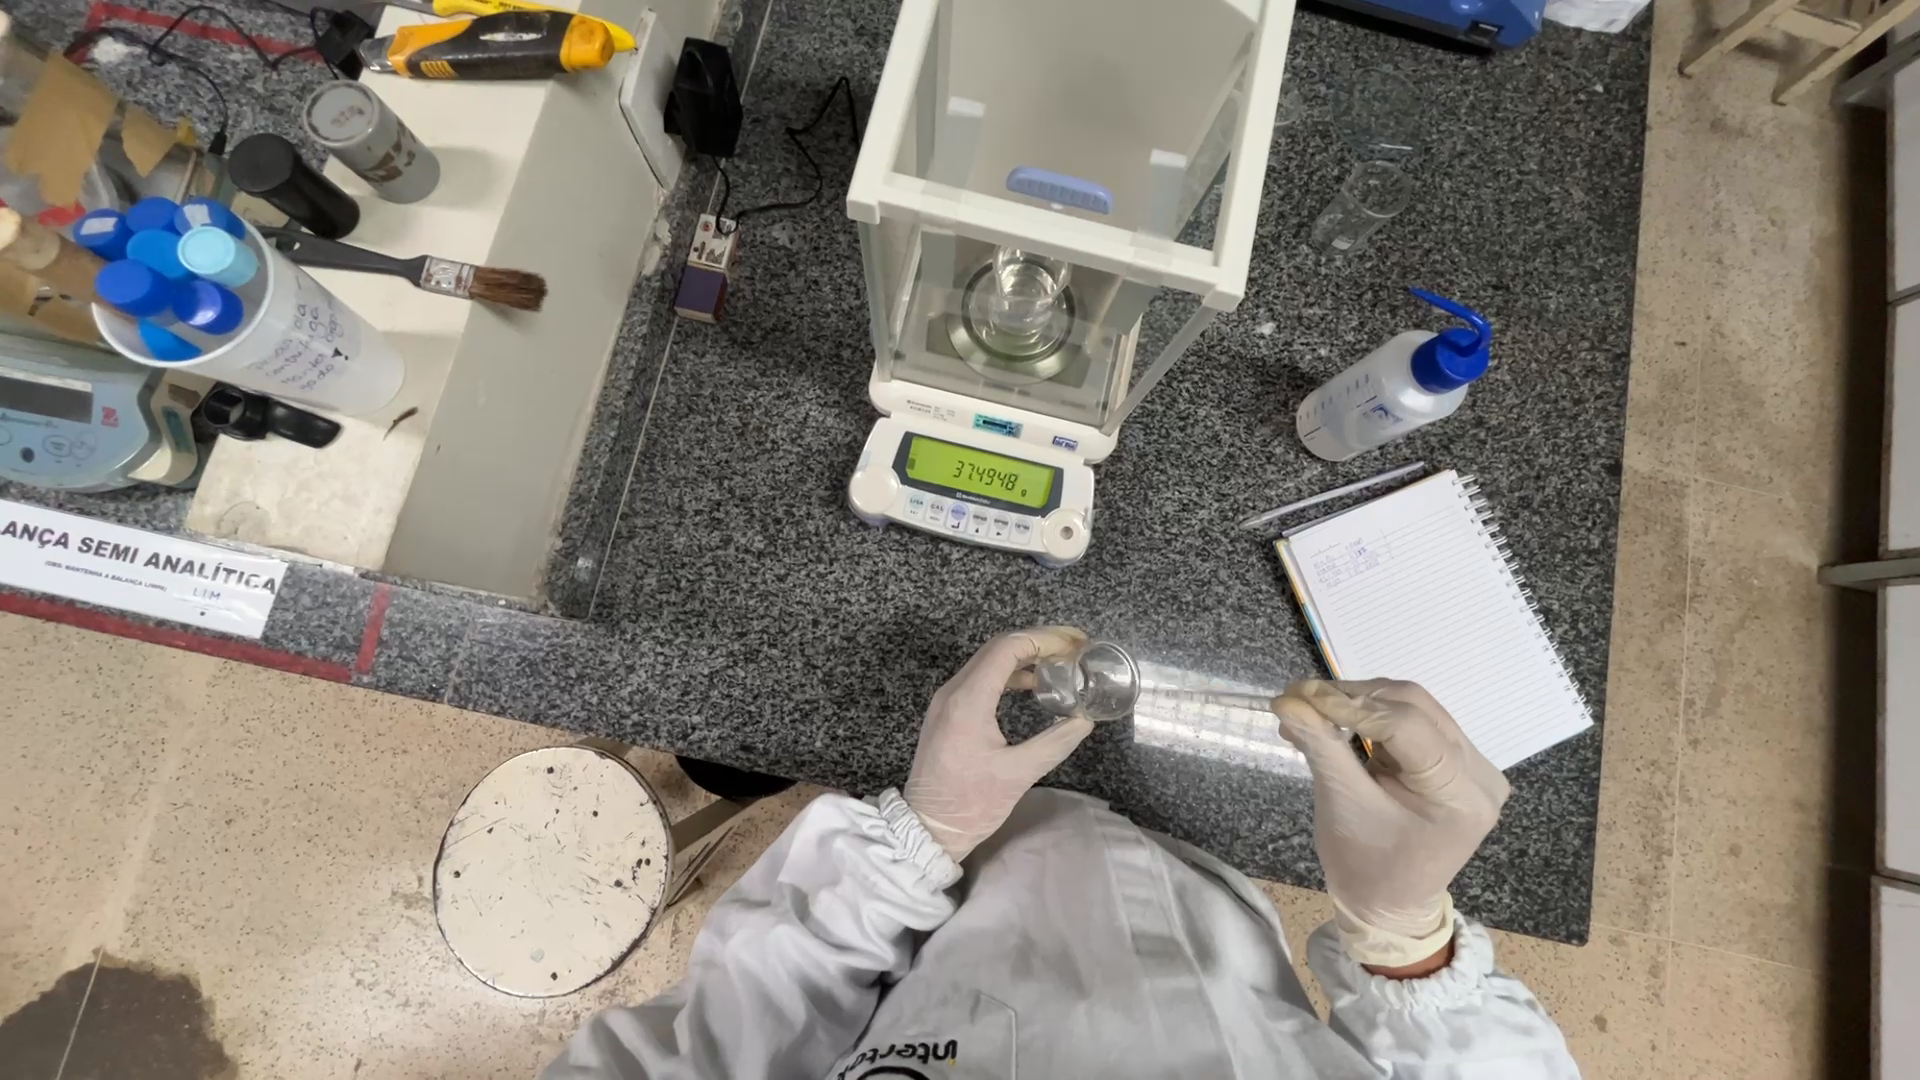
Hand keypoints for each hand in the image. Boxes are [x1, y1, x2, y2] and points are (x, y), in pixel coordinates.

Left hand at [904, 627, 1097, 861]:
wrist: (928, 829)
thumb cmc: (970, 805)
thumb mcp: (1018, 775)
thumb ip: (1055, 743)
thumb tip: (1085, 720)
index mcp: (968, 700)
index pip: (1007, 649)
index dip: (1043, 640)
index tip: (1074, 644)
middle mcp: (953, 690)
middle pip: (997, 647)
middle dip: (1037, 641)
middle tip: (1073, 646)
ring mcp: (947, 699)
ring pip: (988, 660)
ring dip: (1023, 655)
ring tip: (1059, 661)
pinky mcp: (948, 710)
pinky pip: (980, 677)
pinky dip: (1008, 672)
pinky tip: (1032, 683)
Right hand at [1273, 678, 1509, 969]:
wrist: (1386, 902)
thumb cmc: (1365, 863)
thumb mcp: (1340, 802)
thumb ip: (1320, 745)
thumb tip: (1287, 699)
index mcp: (1461, 794)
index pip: (1406, 726)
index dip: (1349, 704)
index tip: (1297, 695)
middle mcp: (1478, 773)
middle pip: (1411, 705)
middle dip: (1350, 697)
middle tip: (1299, 698)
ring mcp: (1469, 764)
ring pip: (1408, 704)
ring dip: (1355, 701)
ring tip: (1309, 710)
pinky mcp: (1450, 759)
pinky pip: (1407, 718)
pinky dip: (1365, 714)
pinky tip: (1331, 720)